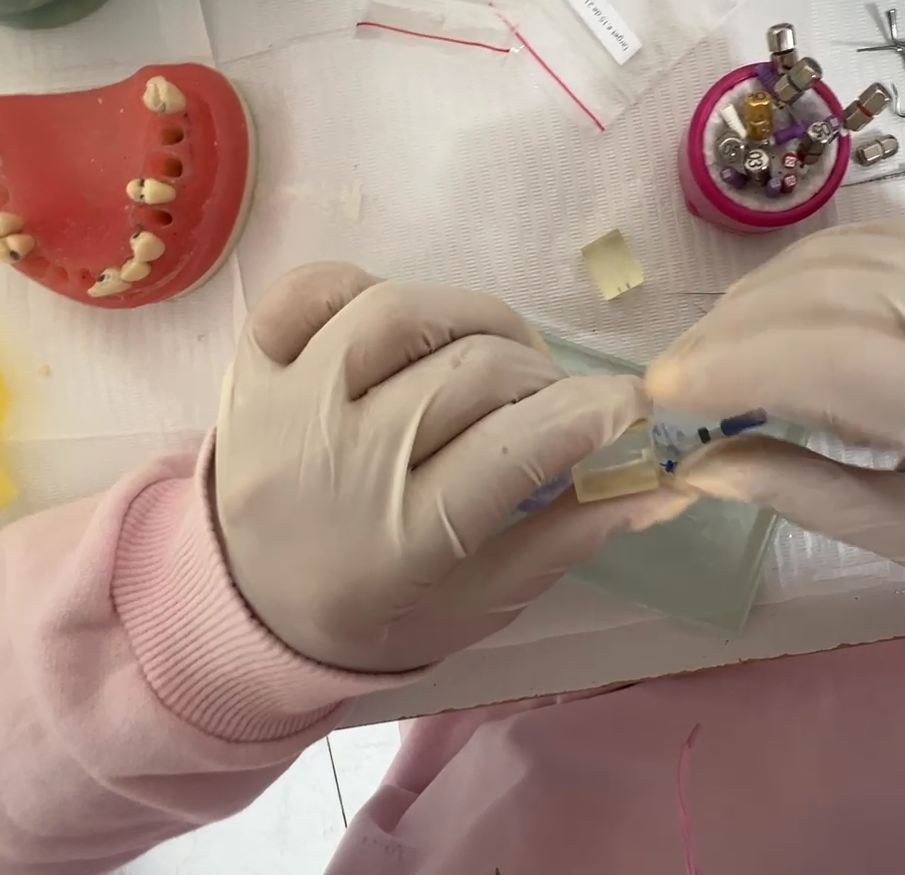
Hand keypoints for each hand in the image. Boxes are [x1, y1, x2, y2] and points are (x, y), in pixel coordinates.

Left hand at [215, 263, 691, 672]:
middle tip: (553, 400)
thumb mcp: (482, 602)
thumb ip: (570, 538)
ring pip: (398, 313)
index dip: (590, 413)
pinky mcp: (248, 371)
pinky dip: (364, 286)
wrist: (242, 617)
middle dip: (539, 378)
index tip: (631, 405)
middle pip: (467, 375)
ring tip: (496, 352)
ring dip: (474, 318)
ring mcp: (281, 408)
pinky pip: (307, 290)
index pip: (513, 451)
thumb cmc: (378, 619)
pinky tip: (405, 325)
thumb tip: (662, 487)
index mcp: (397, 542)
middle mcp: (332, 464)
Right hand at [647, 219, 904, 575]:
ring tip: (712, 352)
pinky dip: (790, 274)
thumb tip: (703, 467)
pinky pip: (847, 241)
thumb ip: (804, 493)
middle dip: (716, 341)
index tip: (661, 399)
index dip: (725, 372)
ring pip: (813, 262)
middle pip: (799, 300)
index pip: (813, 359)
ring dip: (744, 306)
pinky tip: (772, 310)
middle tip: (673, 385)